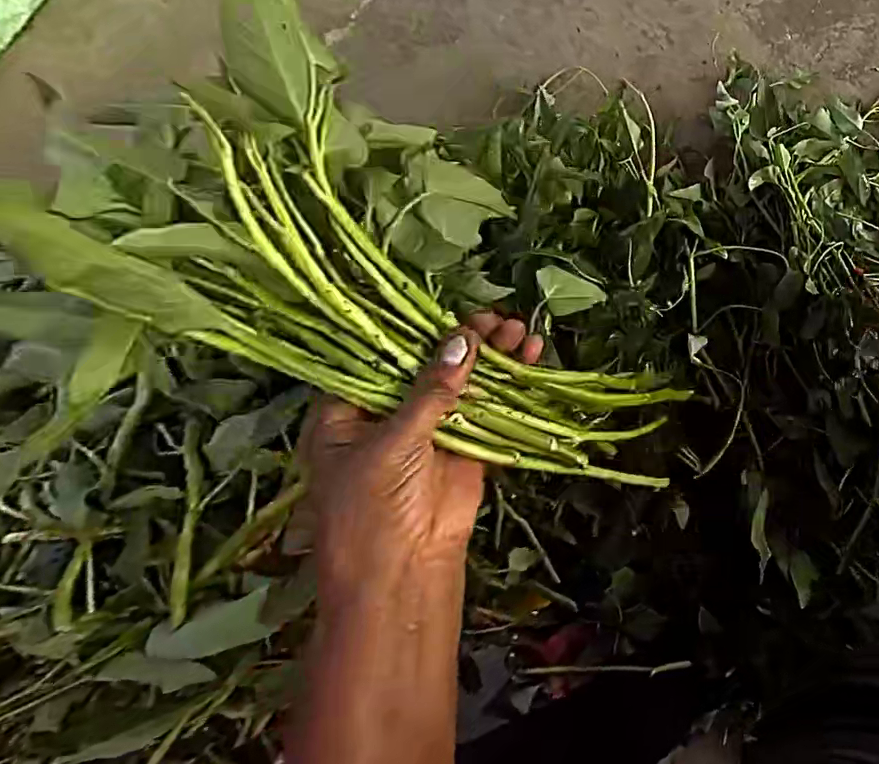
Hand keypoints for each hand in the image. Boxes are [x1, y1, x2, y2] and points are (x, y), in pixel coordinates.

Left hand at [288, 313, 542, 763]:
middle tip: (496, 320)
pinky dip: (511, 381)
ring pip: (466, 381)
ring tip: (519, 332)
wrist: (404, 566)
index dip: (417, 332)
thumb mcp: (391, 443)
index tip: (453, 312)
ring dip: (494, 356)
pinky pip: (492, 403)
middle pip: (432, 364)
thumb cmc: (370, 508)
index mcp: (349, 412)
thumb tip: (462, 342)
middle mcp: (391, 413)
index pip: (382, 358)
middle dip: (466, 341)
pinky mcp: (469, 440)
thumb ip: (430, 392)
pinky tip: (529, 357)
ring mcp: (433, 426)